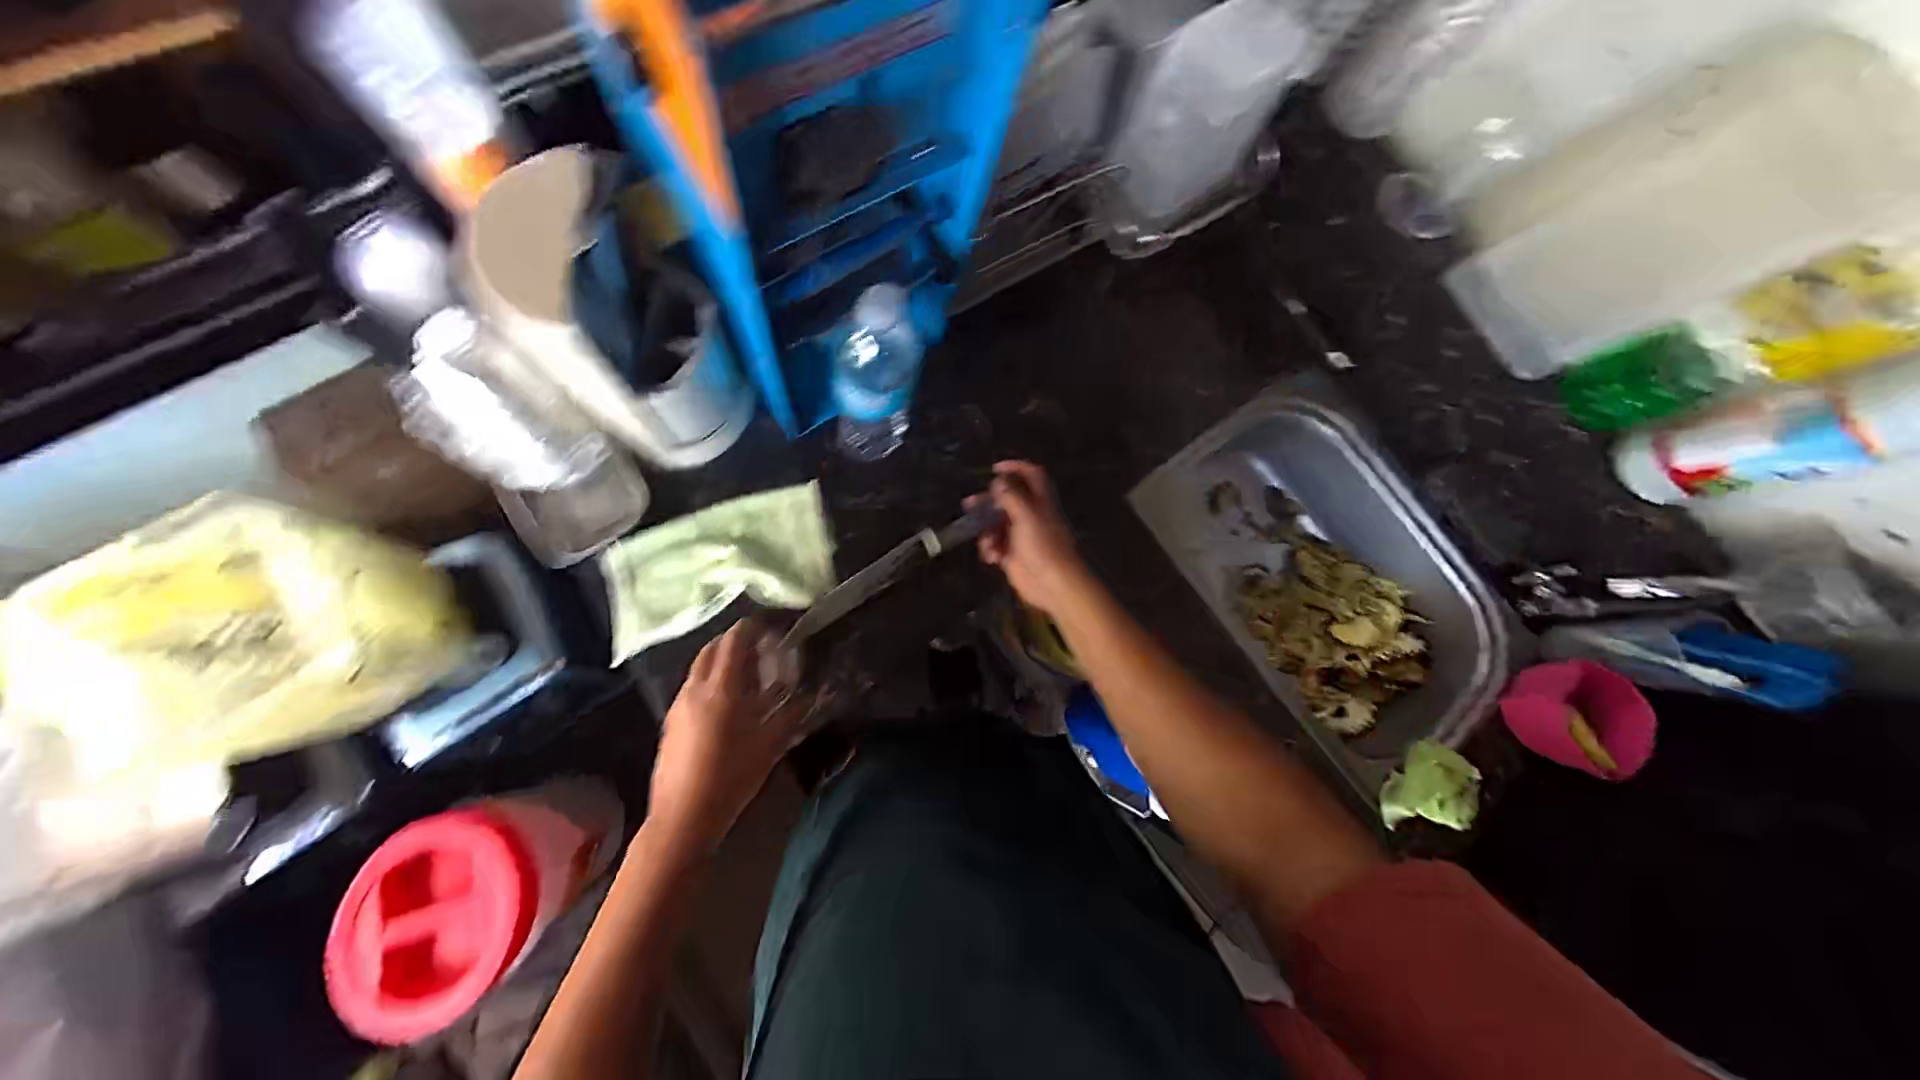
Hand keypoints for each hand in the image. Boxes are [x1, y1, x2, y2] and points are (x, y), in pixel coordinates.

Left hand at [648, 618, 817, 849]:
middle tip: (758, 648)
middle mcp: (695, 689)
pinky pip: (691, 688)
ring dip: (719, 661)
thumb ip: (794, 714)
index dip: (751, 629)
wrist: (683, 816)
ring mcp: (678, 705)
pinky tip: (725, 704)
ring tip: (745, 675)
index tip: (769, 628)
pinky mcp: (670, 723)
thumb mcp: (771, 745)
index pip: (734, 641)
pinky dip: (708, 681)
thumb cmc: (732, 777)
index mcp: (721, 688)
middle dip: (733, 641)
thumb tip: (816, 695)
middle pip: (711, 649)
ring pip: (698, 668)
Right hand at [972, 461, 1094, 616]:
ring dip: (986, 530)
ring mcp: (1021, 536)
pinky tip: (991, 556)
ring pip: (996, 524)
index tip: (995, 468)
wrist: (1052, 583)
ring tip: (985, 541)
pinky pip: (994, 545)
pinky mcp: (1012, 554)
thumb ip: (1011, 495)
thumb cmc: (1043, 545)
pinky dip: (990, 548)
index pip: (1031, 475)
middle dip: (988, 502)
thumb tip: (998, 480)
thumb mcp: (1026, 515)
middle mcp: (1031, 515)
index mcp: (1040, 501)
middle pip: (1007, 500)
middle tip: (970, 503)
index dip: (1016, 467)